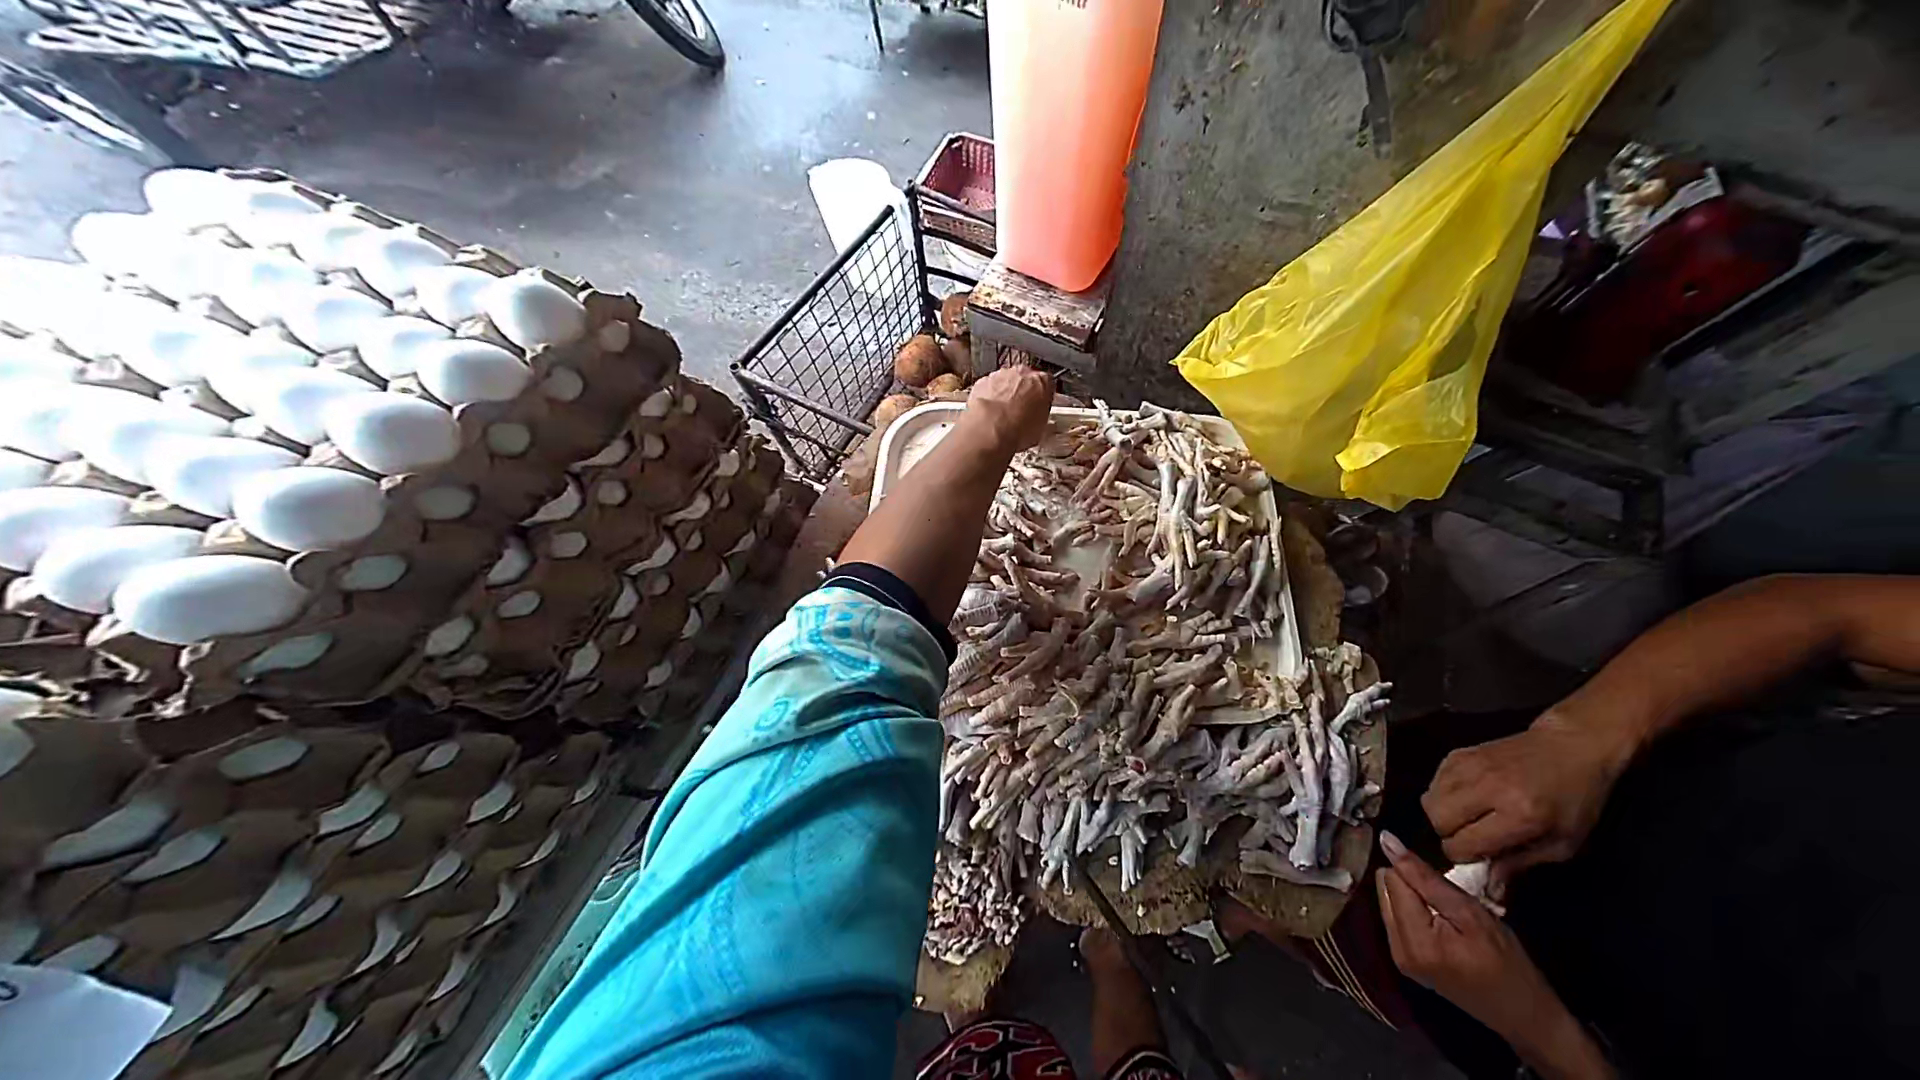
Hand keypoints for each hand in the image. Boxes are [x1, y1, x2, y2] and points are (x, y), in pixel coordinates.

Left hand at [959, 365, 1053, 455]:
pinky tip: (989, 415)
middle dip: (1022, 394)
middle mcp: (1022, 373)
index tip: (1038, 409)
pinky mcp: (982, 382)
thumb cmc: (1017, 428)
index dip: (1042, 398)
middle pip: (1024, 380)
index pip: (1046, 385)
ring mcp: (1000, 376)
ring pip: (1005, 382)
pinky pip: (987, 388)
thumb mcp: (1040, 428)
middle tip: (1019, 414)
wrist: (990, 428)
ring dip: (1004, 395)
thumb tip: (1038, 424)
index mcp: (1042, 381)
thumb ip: (1041, 417)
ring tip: (1002, 417)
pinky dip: (988, 398)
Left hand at [1376, 832, 1611, 1079]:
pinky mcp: (1411, 958)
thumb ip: (1430, 879)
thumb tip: (1387, 840)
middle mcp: (1395, 947)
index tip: (1425, 850)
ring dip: (1414, 890)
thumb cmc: (1513, 969)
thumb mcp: (1478, 917)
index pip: (1389, 877)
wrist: (1533, 1021)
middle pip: (1386, 886)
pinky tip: (1440, 907)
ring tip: (1445, 895)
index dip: (1409, 862)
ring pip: (1393, 898)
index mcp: (1411, 939)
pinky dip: (1417, 905)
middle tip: (1444, 878)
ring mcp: (1400, 954)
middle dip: (1410, 876)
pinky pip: (1402, 915)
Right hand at [1420, 709, 1634, 890]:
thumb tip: (1488, 890)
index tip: (1479, 857)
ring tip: (1467, 817)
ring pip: (1428, 802)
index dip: (1466, 857)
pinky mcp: (1456, 754)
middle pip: (1438, 822)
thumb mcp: (1562, 844)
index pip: (1463, 844)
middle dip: (1450, 835)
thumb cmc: (1574, 801)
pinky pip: (1432, 783)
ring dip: (1443, 816)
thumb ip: (1520, 864)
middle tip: (1471, 837)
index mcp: (1519, 815)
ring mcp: (1468, 767)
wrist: (1569, 749)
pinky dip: (1442, 795)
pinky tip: (1465, 797)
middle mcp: (1487, 788)